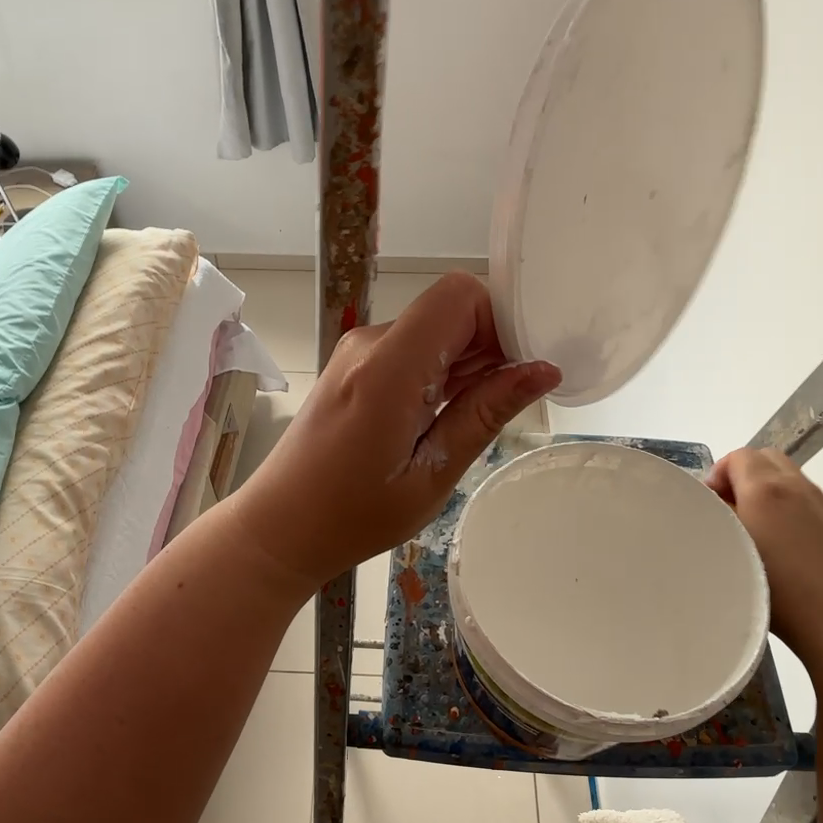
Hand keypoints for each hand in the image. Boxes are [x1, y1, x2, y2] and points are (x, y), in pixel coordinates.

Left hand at [228, 272, 561, 589]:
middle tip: (499, 407)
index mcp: (389, 366)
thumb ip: (485, 414)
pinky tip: (437, 419)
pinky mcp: (351, 368)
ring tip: (464, 422)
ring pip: (432, 331)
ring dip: (462, 364)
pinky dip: (436, 373)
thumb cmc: (353, 515)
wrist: (280, 526)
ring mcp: (356, 353)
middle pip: (449, 310)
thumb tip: (543, 370)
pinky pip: (410, 350)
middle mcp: (370, 344)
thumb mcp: (432, 474)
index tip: (518, 370)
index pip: (461, 295)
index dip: (500, 322)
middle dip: (488, 347)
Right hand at [704, 448, 822, 667]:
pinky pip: (805, 504)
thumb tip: (714, 505)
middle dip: (741, 478)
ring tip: (753, 536)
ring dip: (765, 495)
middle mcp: (799, 487)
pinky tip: (781, 553)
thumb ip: (716, 517)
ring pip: (788, 481)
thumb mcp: (727, 550)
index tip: (708, 507)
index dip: (717, 475)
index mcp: (766, 487)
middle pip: (766, 459)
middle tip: (727, 514)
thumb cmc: (776, 590)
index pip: (737, 456)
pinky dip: (787, 512)